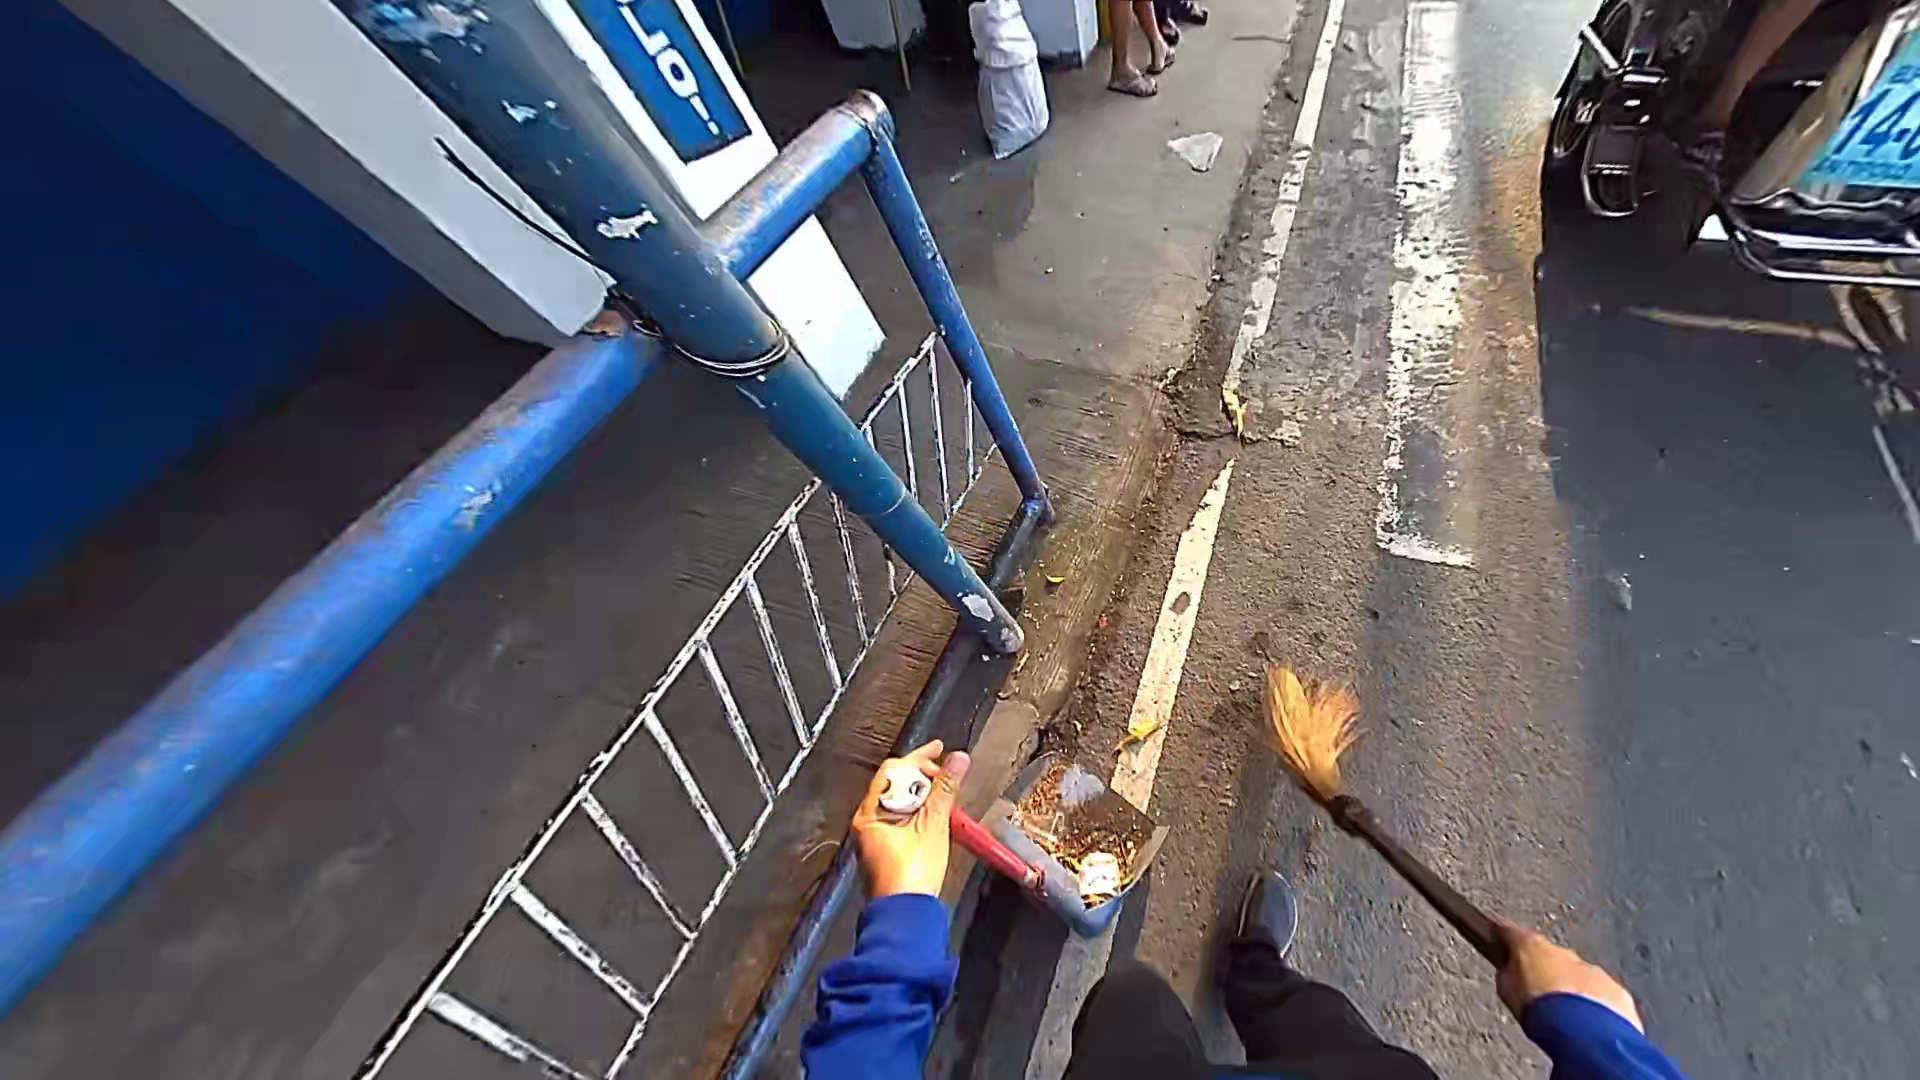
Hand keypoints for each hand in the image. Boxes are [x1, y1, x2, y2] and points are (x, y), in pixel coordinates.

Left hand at [851, 740, 970, 897]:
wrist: (907, 919)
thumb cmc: (912, 876)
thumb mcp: (933, 824)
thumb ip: (945, 788)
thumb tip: (958, 759)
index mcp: (870, 813)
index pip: (893, 771)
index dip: (918, 758)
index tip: (937, 749)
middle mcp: (869, 822)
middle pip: (895, 783)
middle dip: (922, 774)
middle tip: (946, 771)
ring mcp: (878, 836)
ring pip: (901, 800)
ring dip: (924, 791)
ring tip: (945, 789)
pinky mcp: (889, 848)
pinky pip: (903, 817)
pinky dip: (921, 809)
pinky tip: (937, 810)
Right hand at [1493, 918, 1643, 1031]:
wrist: (1584, 1033)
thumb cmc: (1540, 1008)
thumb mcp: (1506, 990)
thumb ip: (1507, 974)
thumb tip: (1509, 973)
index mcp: (1528, 943)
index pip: (1509, 931)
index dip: (1502, 936)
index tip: (1497, 937)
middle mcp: (1558, 950)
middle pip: (1547, 953)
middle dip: (1544, 968)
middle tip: (1539, 990)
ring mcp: (1589, 969)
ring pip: (1577, 973)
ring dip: (1570, 985)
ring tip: (1566, 1011)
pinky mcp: (1616, 991)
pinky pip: (1603, 993)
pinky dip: (1596, 1002)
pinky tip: (1589, 1019)